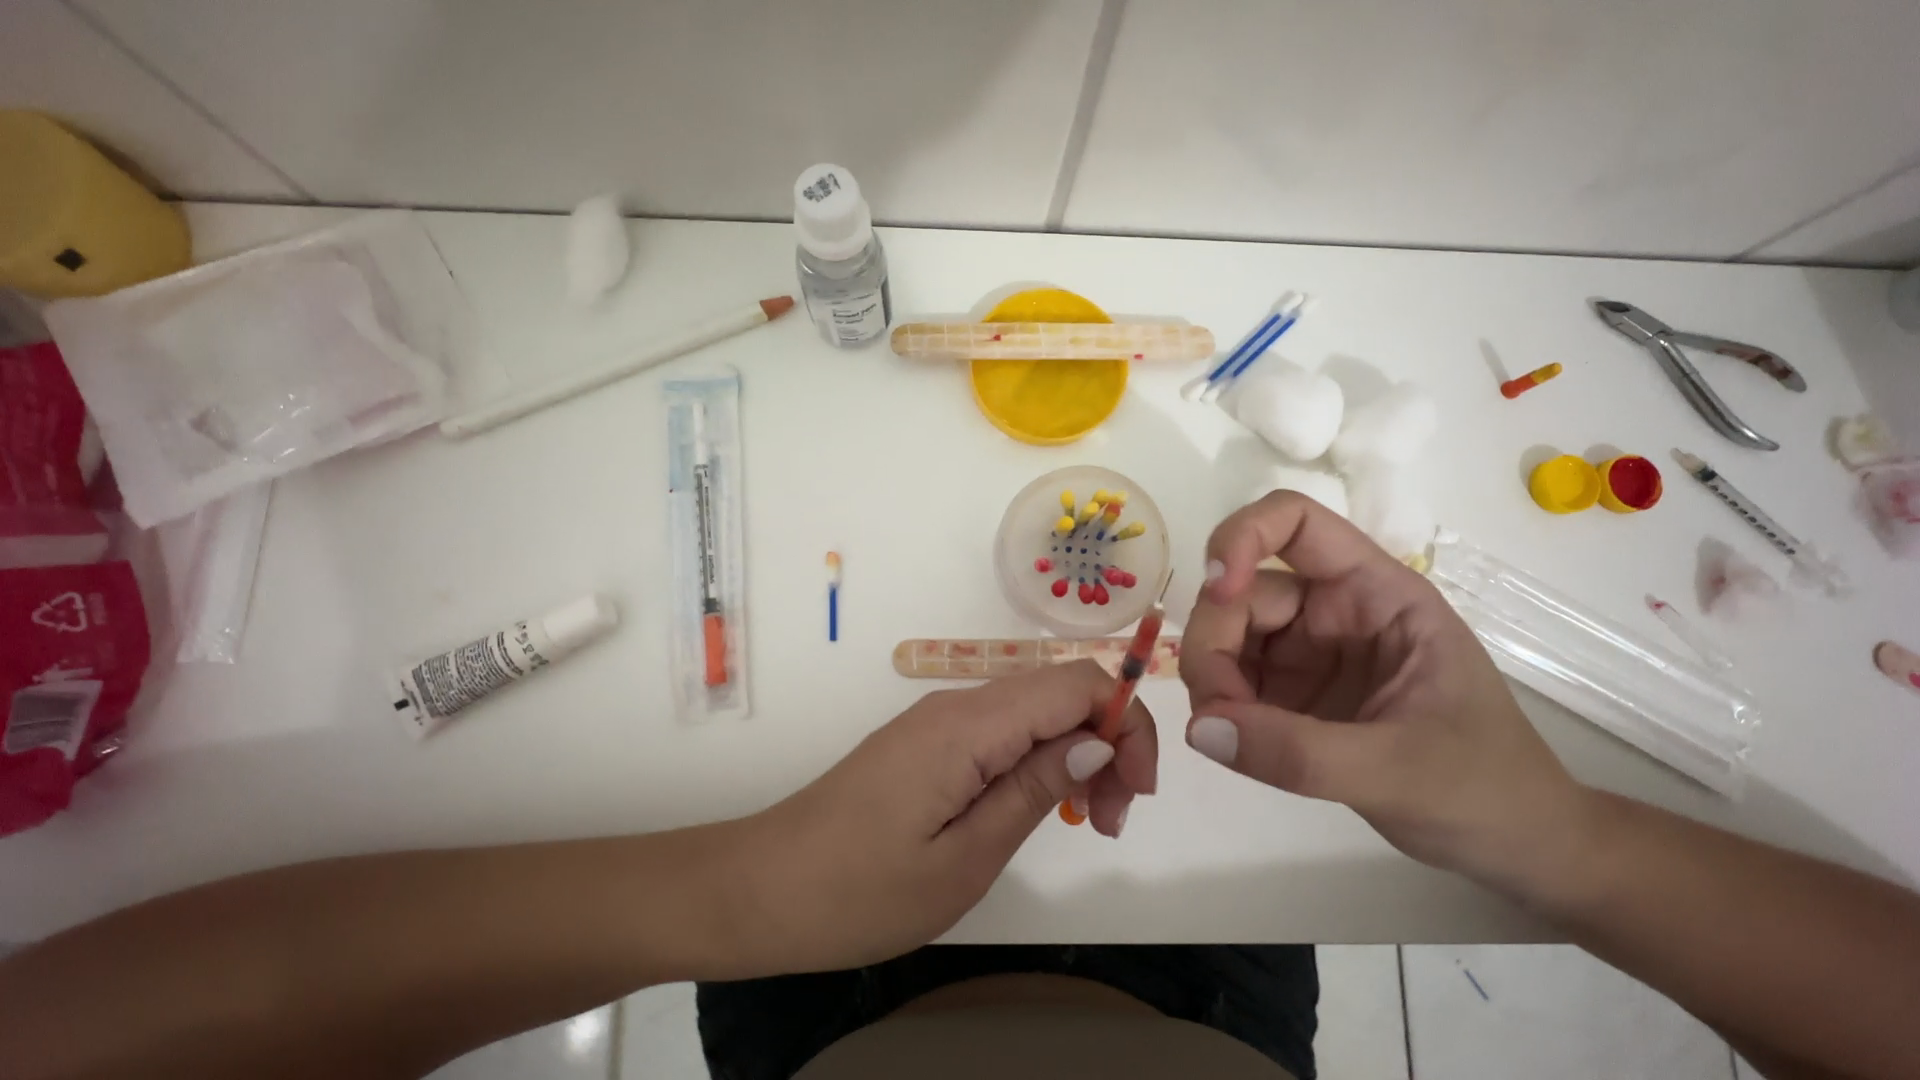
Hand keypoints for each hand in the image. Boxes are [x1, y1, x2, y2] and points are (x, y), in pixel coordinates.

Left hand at [733, 662, 1156, 973]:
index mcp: (968, 724)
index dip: (1124, 721)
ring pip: (1032, 711)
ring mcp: (935, 722)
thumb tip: (1097, 742)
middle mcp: (955, 705)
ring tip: (1086, 821)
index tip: (1136, 794)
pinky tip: (1038, 808)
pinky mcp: (923, 744)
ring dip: (1075, 754)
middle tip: (1111, 820)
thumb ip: (1035, 788)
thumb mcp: (966, 856)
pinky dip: (1036, 761)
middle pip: (1058, 690)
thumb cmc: (861, 890)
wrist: (759, 891)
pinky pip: (999, 732)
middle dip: (1107, 741)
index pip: (1075, 682)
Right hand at [1180, 491, 1587, 880]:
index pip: (1296, 523)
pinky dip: (1218, 707)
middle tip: (1214, 713)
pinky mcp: (1292, 695)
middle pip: (1243, 590)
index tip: (1219, 590)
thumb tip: (1199, 727)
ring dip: (1211, 676)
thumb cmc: (1486, 789)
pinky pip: (1234, 681)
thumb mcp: (1400, 772)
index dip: (1244, 538)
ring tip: (1227, 737)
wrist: (1517, 845)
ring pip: (1228, 635)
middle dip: (1214, 640)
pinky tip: (1233, 743)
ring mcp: (1309, 653)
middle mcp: (1335, 611)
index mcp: (1378, 595)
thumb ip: (1298, 753)